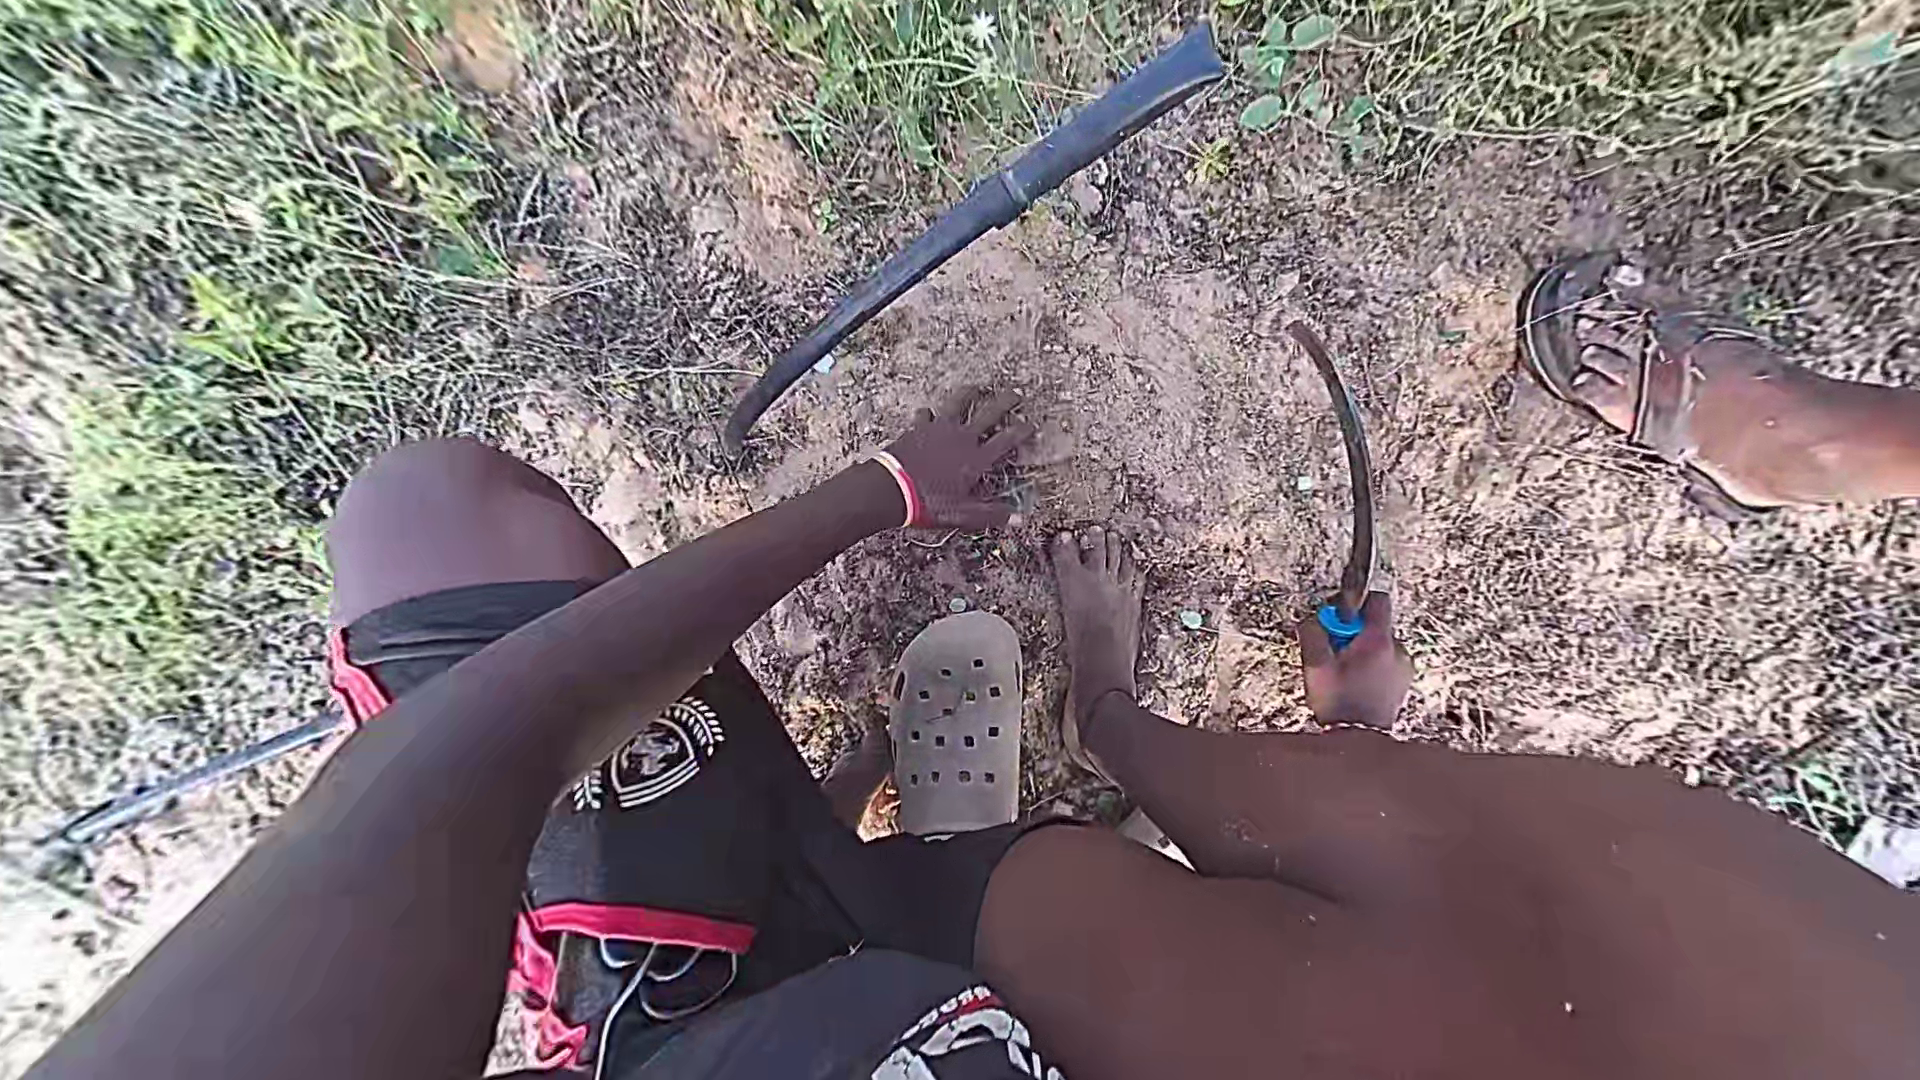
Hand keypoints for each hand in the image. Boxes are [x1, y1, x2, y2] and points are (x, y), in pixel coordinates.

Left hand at [880, 387, 1034, 529]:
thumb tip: (1019, 519)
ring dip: (969, 394)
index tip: (1031, 424)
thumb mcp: (963, 514)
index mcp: (976, 459)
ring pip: (958, 403)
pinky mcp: (918, 428)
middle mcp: (961, 438)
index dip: (1022, 431)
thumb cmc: (928, 503)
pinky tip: (929, 412)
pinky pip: (927, 415)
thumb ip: (991, 514)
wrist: (891, 489)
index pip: (1006, 440)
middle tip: (1015, 394)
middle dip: (1005, 402)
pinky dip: (930, 414)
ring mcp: (939, 429)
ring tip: (976, 387)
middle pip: (989, 413)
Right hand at [1295, 592, 1412, 728]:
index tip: (1337, 616)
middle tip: (1333, 651)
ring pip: (1377, 641)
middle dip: (1350, 631)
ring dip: (1359, 647)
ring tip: (1343, 669)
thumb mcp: (1314, 663)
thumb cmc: (1337, 701)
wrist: (1357, 738)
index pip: (1377, 601)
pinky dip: (1368, 661)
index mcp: (1378, 642)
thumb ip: (1313, 632)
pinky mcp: (1402, 679)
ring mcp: (1403, 666)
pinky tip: (1354, 679)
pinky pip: (1384, 658)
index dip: (1354, 600)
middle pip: (1374, 622)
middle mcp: (1397, 650)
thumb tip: (1314, 616)